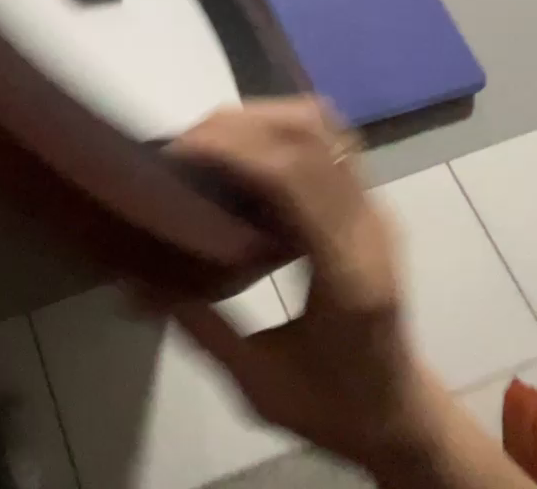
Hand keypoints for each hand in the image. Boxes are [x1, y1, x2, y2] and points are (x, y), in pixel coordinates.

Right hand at [163, 98, 437, 472]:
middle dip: (233, 126)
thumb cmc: (334, 410)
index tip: (174, 155)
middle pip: (307, 134)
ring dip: (257, 118)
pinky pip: (325, 139)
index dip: (229, 149)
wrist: (404, 419)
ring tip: (208, 144)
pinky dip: (277, 129)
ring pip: (320, 125)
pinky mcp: (366, 204)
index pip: (292, 178)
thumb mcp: (257, 385)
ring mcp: (373, 210)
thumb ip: (198, 328)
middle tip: (181, 149)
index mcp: (347, 276)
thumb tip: (132, 283)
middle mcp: (368, 229)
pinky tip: (243, 151)